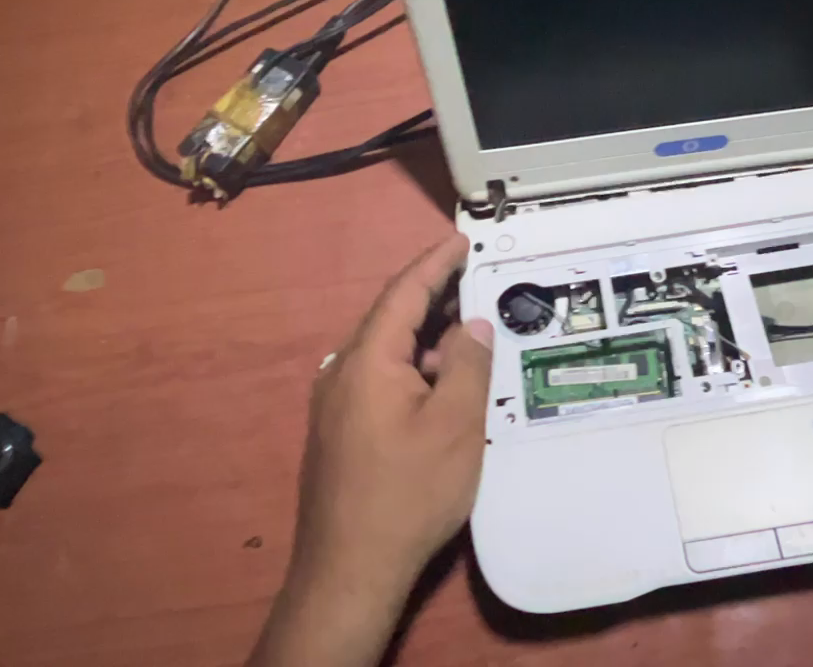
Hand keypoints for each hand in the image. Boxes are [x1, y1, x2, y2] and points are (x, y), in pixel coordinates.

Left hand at [295, 234, 492, 588]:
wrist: (348, 572)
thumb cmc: (407, 493)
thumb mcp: (454, 425)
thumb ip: (466, 366)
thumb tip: (472, 325)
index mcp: (367, 360)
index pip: (404, 292)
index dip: (435, 262)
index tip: (461, 240)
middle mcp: (343, 371)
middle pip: (392, 317)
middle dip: (434, 296)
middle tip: (475, 280)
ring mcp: (336, 403)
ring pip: (387, 350)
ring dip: (426, 336)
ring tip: (468, 331)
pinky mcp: (339, 430)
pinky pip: (379, 377)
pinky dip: (413, 365)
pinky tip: (439, 382)